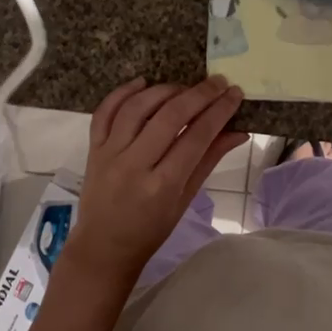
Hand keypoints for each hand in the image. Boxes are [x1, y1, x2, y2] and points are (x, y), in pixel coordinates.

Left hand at [64, 76, 246, 281]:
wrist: (103, 248)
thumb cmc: (150, 230)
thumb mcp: (185, 200)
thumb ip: (208, 161)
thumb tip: (238, 131)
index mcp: (162, 185)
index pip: (196, 137)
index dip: (219, 111)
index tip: (234, 94)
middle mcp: (134, 165)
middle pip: (169, 116)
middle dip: (199, 94)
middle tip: (218, 82)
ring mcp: (110, 154)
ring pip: (137, 108)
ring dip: (165, 90)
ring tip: (185, 87)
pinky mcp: (93, 149)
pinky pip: (105, 112)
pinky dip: (123, 92)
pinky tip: (143, 83)